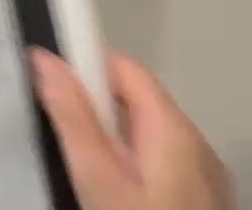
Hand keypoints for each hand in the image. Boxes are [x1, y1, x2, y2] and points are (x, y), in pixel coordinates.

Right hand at [30, 48, 234, 209]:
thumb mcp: (96, 176)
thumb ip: (71, 114)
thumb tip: (43, 56)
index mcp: (174, 128)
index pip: (123, 65)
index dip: (84, 65)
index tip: (52, 84)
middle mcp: (198, 143)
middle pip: (135, 98)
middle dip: (96, 106)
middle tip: (65, 135)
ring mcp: (208, 176)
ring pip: (147, 131)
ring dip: (112, 136)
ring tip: (87, 167)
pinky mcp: (206, 200)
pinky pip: (162, 159)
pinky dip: (133, 161)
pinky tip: (116, 193)